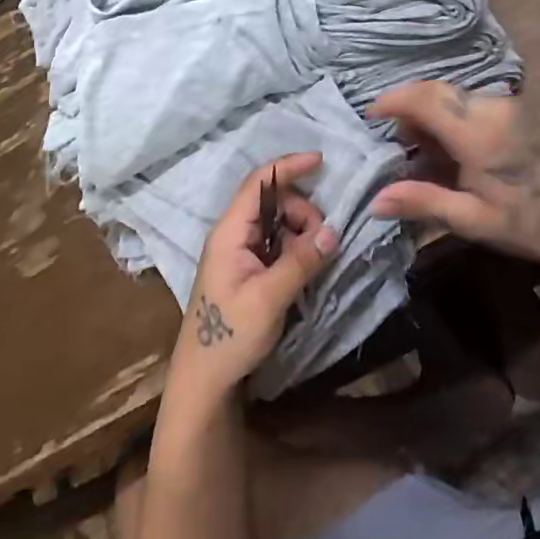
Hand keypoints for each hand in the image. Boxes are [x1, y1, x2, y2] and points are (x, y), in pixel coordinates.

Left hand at [170, 152, 340, 396]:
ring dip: (301, 233)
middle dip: (303, 211)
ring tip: (314, 263)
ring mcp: (240, 252)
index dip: (287, 167)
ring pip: (278, 224)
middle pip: (274, 202)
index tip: (320, 161)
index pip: (258, 183)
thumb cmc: (230, 334)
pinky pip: (277, 245)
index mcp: (230, 231)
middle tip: (323, 243)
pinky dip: (296, 250)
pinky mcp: (248, 269)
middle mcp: (234, 234)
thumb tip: (334, 230)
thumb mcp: (269, 298)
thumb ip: (300, 261)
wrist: (205, 377)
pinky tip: (306, 270)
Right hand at [369, 81, 539, 273]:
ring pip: (452, 95)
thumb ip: (422, 202)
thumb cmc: (533, 223)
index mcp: (476, 131)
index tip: (369, 116)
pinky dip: (450, 117)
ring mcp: (507, 106)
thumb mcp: (473, 219)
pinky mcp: (518, 112)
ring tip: (421, 152)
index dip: (391, 101)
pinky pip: (471, 102)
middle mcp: (490, 107)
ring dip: (430, 114)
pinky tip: (451, 150)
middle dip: (408, 109)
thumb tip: (374, 201)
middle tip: (395, 143)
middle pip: (435, 91)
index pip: (422, 98)